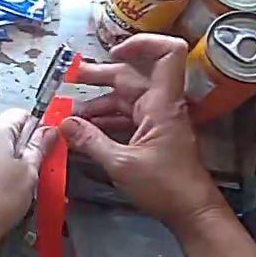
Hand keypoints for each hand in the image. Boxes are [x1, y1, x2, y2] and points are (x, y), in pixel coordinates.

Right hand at [60, 35, 227, 230]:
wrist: (191, 212)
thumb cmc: (164, 186)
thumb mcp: (121, 164)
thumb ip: (90, 142)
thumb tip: (64, 124)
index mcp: (161, 103)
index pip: (166, 54)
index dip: (142, 44)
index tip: (112, 53)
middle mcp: (159, 106)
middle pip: (130, 79)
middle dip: (98, 77)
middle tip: (67, 80)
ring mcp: (155, 121)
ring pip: (123, 102)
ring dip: (96, 106)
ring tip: (68, 115)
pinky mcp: (151, 137)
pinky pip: (124, 121)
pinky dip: (104, 123)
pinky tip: (82, 132)